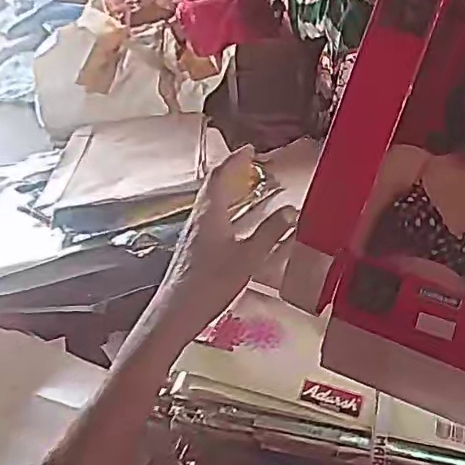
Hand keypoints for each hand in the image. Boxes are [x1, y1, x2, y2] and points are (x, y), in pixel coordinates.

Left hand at [127, 147, 298, 354]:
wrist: (175, 314)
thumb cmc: (209, 285)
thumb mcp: (248, 258)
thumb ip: (271, 233)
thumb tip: (290, 211)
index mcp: (210, 215)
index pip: (221, 177)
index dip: (236, 160)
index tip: (250, 149)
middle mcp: (199, 220)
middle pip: (214, 187)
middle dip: (232, 172)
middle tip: (250, 164)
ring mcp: (194, 235)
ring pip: (212, 203)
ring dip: (229, 190)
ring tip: (246, 186)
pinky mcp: (194, 249)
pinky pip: (212, 218)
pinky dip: (227, 208)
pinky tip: (236, 220)